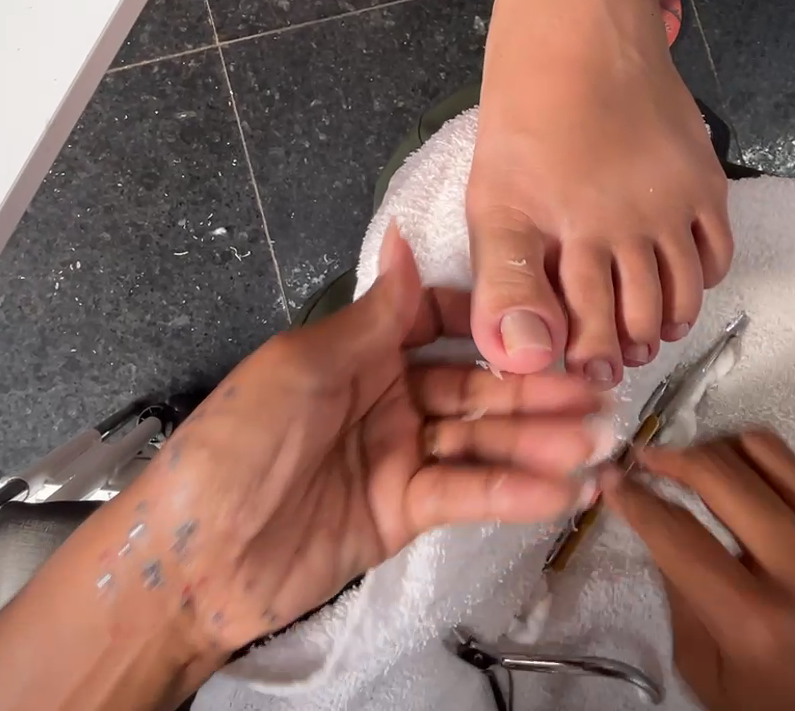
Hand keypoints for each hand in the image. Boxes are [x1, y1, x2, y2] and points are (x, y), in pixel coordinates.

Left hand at [105, 226, 609, 656]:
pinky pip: (466, 494)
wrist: (195, 559)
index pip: (438, 323)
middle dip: (533, 390)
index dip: (488, 326)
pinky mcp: (404, 510)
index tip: (544, 323)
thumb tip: (403, 234)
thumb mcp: (304, 365)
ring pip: (480, 440)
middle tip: (599, 392)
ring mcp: (399, 454)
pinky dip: (512, 492)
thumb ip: (372, 314)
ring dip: (538, 442)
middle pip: (472, 386)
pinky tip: (562, 490)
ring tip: (598, 444)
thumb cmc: (242, 440)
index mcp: (359, 350)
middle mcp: (387, 394)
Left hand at [469, 0, 732, 385]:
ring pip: (684, 292)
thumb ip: (506, 280)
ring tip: (644, 333)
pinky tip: (681, 283)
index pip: (588, 329)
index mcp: (576, 238)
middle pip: (640, 316)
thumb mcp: (491, 197)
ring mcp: (677, 204)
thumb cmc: (522, 113)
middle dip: (621, 348)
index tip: (574, 370)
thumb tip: (525, 359)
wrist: (578, 28)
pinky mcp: (704, 178)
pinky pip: (719, 252)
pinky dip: (703, 281)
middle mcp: (636, 230)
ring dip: (664, 321)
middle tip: (611, 362)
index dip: (580, 357)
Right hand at [605, 431, 794, 710]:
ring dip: (719, 450)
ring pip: (766, 450)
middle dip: (671, 457)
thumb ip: (679, 588)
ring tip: (697, 467)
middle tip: (646, 459)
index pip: (677, 530)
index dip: (634, 497)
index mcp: (758, 623)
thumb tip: (651, 515)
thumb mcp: (707, 671)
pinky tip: (749, 503)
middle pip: (720, 472)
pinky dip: (763, 479)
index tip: (611, 476)